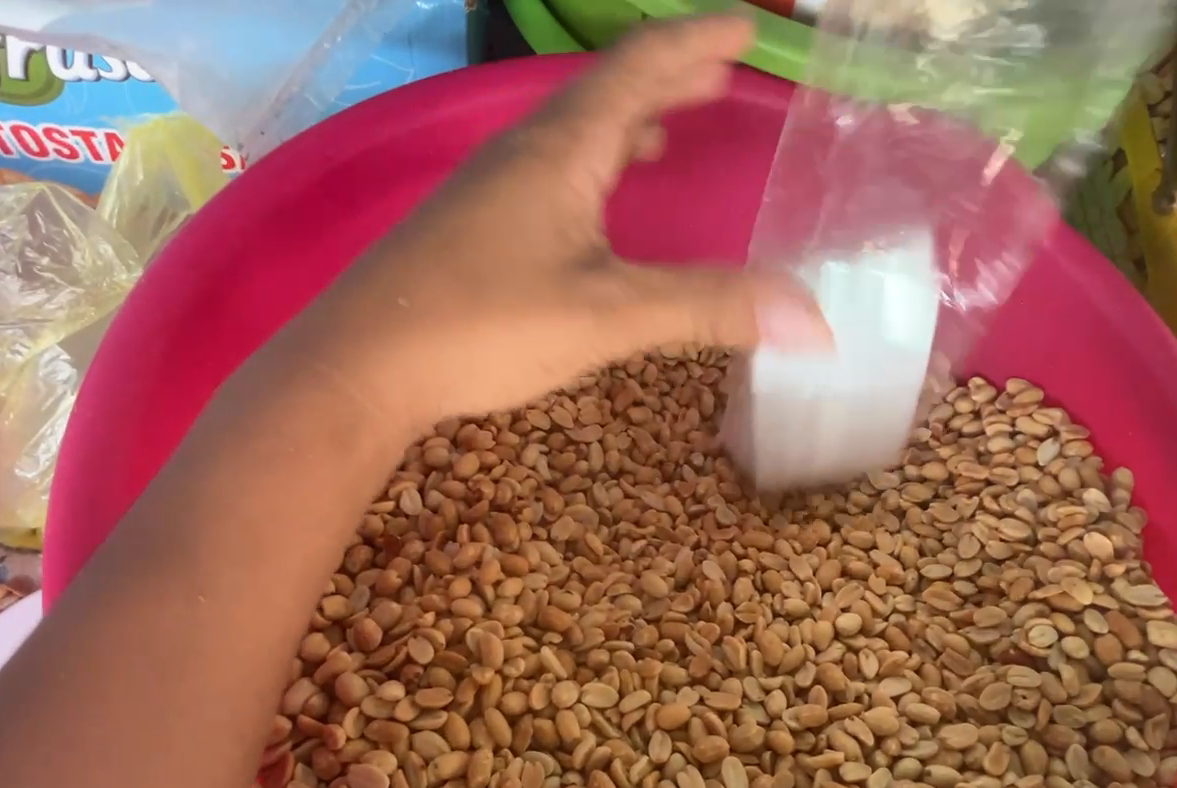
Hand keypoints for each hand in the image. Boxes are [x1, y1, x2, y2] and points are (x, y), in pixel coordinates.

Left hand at [297, 15, 826, 434]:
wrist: (363, 365)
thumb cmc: (484, 326)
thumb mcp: (607, 316)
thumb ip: (706, 308)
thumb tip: (814, 319)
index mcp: (561, 148)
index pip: (639, 66)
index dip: (695, 41)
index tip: (745, 23)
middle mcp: (522, 152)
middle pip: (604, 93)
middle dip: (667, 78)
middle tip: (718, 71)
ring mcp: (490, 190)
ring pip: (571, 136)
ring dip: (625, 123)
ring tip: (665, 129)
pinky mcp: (471, 230)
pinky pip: (547, 176)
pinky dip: (590, 171)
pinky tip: (592, 208)